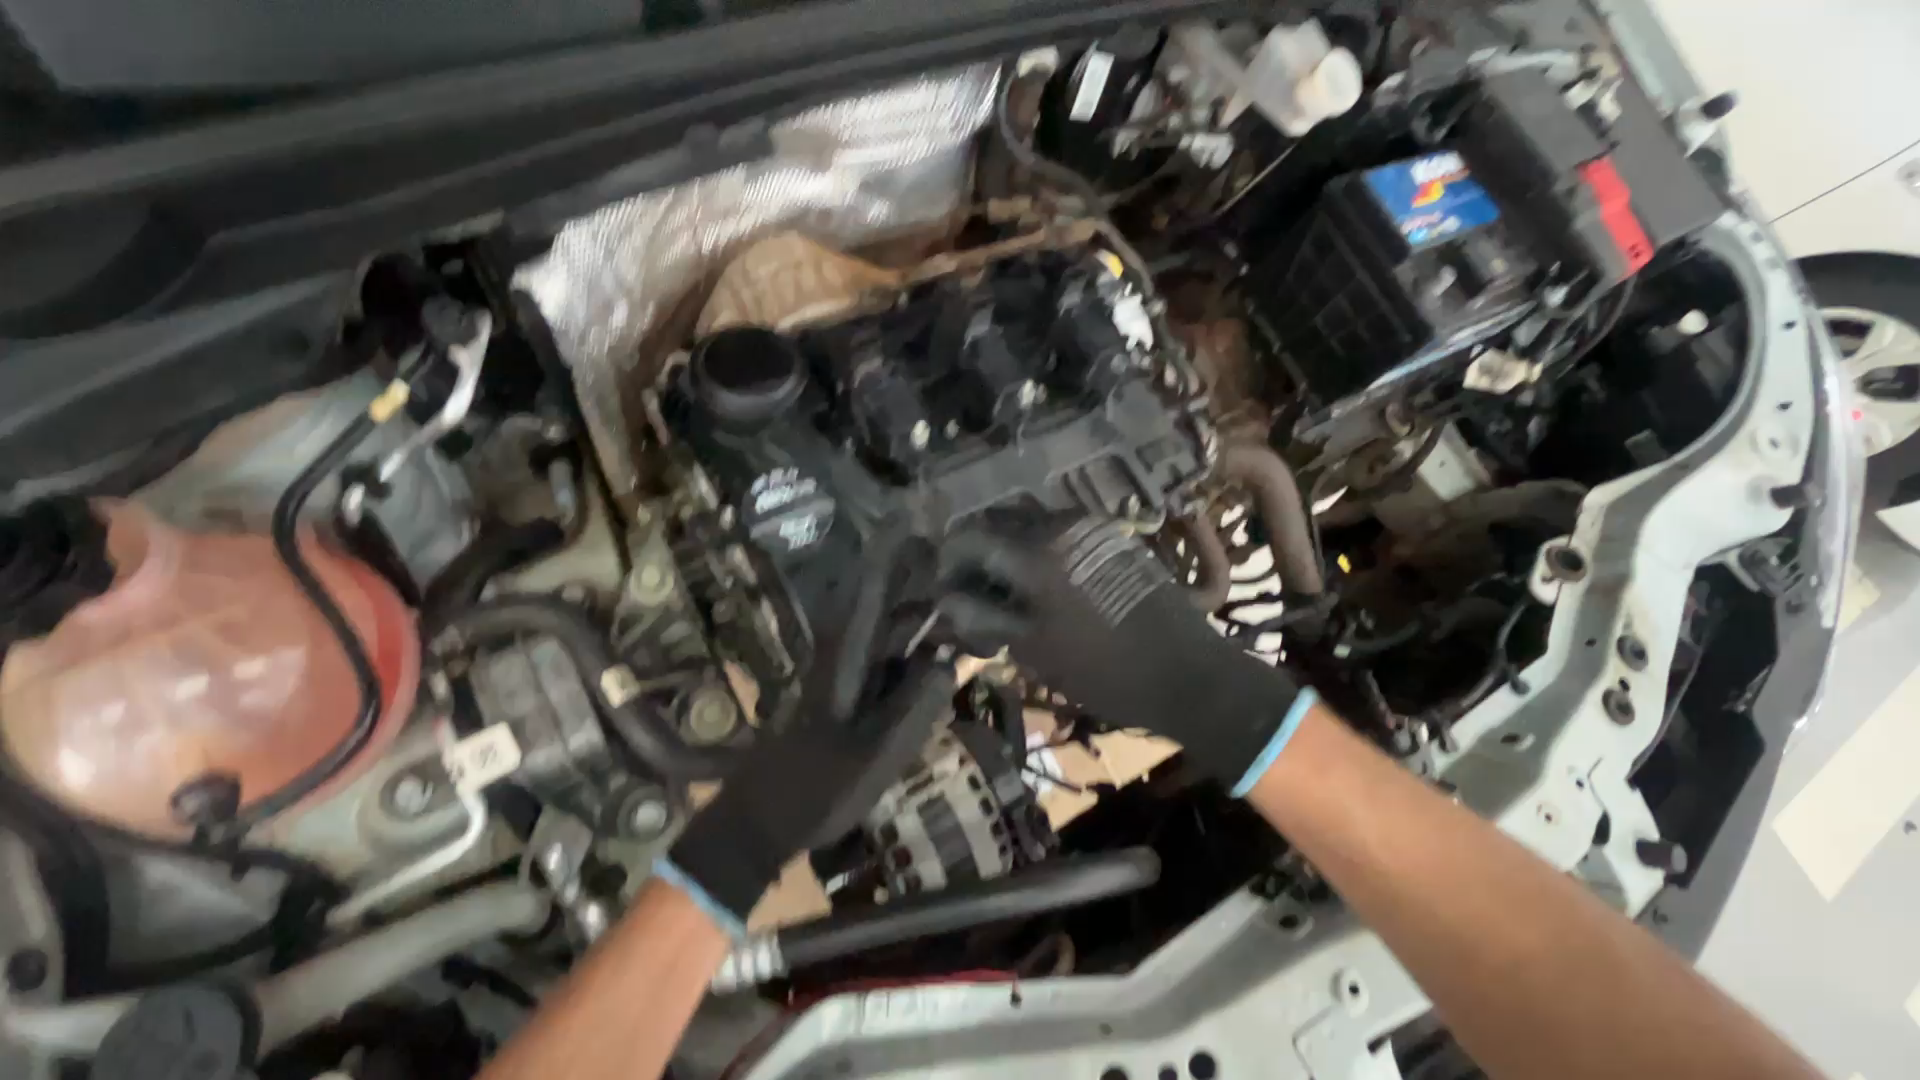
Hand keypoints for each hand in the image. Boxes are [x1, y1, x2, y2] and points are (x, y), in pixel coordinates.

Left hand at [659, 551, 953, 933]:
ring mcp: (840, 675)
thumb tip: (947, 658)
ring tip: (950, 592)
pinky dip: (904, 638)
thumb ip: (914, 705)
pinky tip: (927, 644)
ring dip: (910, 605)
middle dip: (908, 571)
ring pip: (879, 626)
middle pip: (878, 600)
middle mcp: (840, 654)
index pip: (871, 589)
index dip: (893, 553)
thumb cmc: (815, 788)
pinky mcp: (842, 695)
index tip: (917, 519)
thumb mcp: (876, 753)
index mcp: (844, 657)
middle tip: (946, 548)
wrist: (761, 821)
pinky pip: (880, 652)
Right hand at [938, 519, 1315, 794]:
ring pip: (1032, 524)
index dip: (948, 562)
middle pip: (1000, 522)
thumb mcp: (1034, 650)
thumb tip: (944, 598)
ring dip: (1011, 550)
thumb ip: (983, 616)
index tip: (944, 589)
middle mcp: (1061, 526)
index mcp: (1036, 552)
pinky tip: (1046, 588)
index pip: (970, 538)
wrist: (1190, 674)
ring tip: (1009, 592)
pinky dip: (1043, 551)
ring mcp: (1093, 527)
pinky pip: (1063, 533)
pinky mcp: (1115, 538)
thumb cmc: (1105, 671)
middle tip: (974, 592)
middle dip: (978, 552)